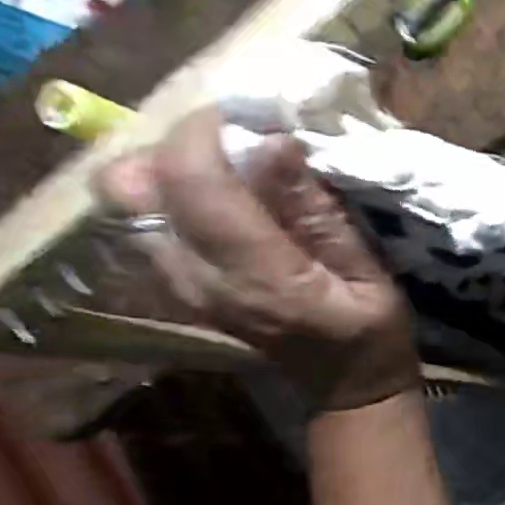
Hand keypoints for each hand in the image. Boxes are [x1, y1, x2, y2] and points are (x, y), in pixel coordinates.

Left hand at [98, 108, 419, 412]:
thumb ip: (318, 211)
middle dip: (182, 144)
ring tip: (233, 168)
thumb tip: (273, 140)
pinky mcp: (180, 288)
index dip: (205, 129)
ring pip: (132, 201)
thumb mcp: (369, 273)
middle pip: (139, 184)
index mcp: (259, 277)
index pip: (191, 179)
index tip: (247, 115)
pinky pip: (148, 221)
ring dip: (175, 166)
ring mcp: (184, 288)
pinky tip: (223, 198)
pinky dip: (174, 193)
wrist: (350, 389)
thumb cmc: (372, 335)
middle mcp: (202, 281)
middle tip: (238, 141)